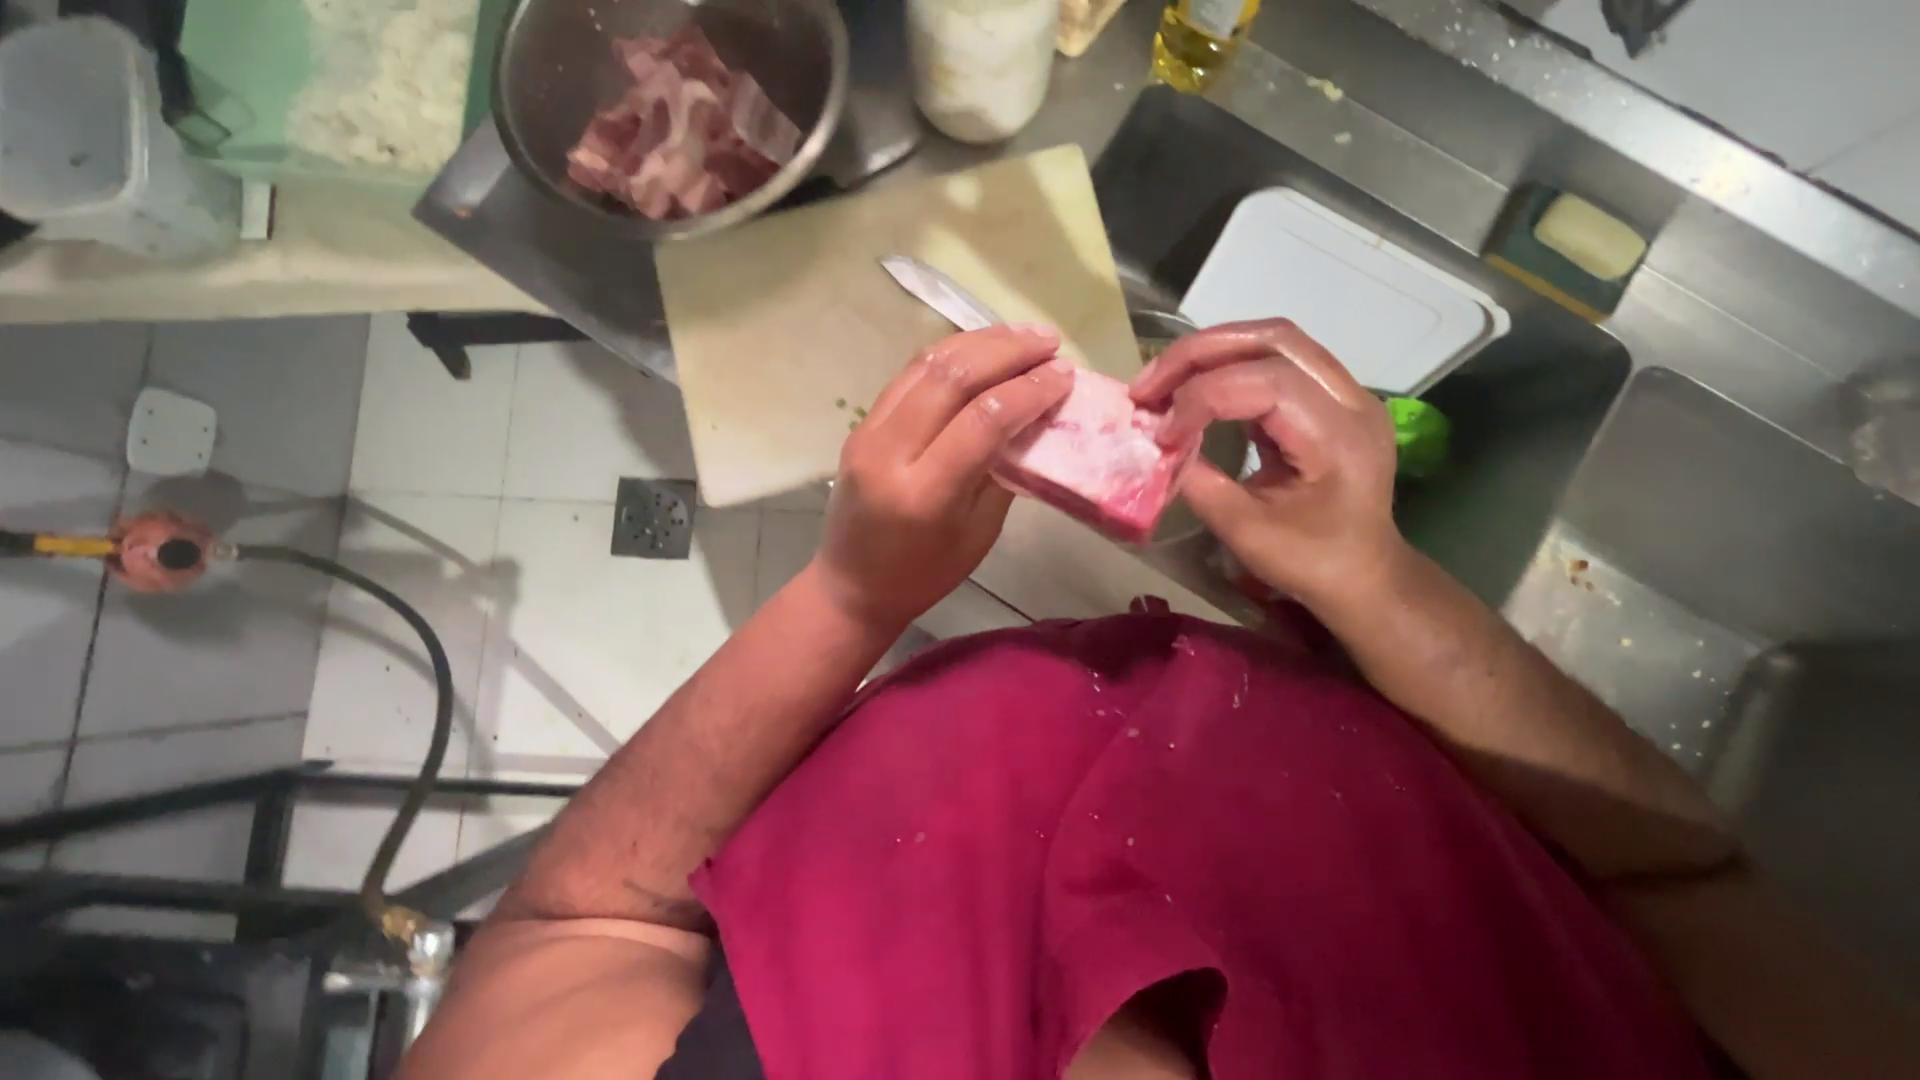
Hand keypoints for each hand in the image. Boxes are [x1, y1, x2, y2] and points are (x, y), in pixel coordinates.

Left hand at [809, 324, 1073, 632]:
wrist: (852, 585)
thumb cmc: (926, 573)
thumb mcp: (979, 533)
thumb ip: (1006, 471)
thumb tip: (1038, 417)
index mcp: (925, 493)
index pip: (983, 419)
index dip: (1029, 389)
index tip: (1065, 374)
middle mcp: (890, 453)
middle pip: (952, 378)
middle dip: (1008, 351)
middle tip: (1049, 342)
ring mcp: (868, 433)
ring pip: (927, 365)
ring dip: (979, 342)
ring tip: (1022, 335)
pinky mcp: (861, 424)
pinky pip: (909, 375)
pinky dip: (950, 355)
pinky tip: (981, 348)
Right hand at [1131, 319, 1403, 608]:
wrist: (1365, 575)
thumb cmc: (1311, 562)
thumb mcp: (1245, 532)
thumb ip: (1200, 483)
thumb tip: (1156, 446)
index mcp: (1340, 437)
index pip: (1267, 383)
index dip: (1203, 398)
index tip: (1162, 433)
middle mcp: (1351, 399)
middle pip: (1273, 339)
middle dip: (1200, 354)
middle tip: (1148, 385)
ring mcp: (1345, 392)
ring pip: (1274, 340)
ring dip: (1210, 353)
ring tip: (1163, 381)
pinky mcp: (1329, 397)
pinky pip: (1276, 360)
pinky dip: (1228, 366)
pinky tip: (1193, 389)